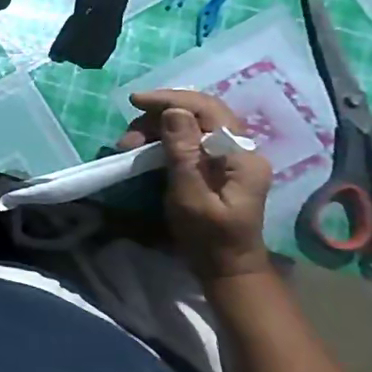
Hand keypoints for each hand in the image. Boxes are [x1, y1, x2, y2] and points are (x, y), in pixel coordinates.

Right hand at [118, 90, 274, 280]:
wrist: (228, 271)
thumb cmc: (209, 240)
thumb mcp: (190, 198)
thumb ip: (183, 153)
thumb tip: (174, 111)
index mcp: (242, 156)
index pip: (208, 109)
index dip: (172, 100)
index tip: (136, 101)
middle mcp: (242, 150)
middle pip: (201, 113)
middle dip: (160, 115)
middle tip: (128, 136)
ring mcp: (232, 158)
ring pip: (195, 126)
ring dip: (160, 129)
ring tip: (131, 146)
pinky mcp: (220, 167)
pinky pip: (194, 140)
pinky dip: (167, 140)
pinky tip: (147, 149)